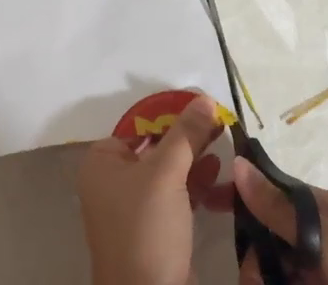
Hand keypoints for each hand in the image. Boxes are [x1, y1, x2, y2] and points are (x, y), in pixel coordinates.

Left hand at [77, 92, 224, 284]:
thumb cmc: (146, 226)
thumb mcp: (166, 173)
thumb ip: (186, 134)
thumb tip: (203, 97)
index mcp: (101, 163)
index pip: (138, 127)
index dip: (169, 115)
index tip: (202, 107)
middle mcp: (113, 183)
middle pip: (155, 148)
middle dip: (188, 138)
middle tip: (221, 123)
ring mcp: (134, 209)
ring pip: (169, 174)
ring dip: (196, 160)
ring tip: (226, 143)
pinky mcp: (156, 231)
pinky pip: (177, 198)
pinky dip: (197, 186)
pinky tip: (221, 176)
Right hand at [232, 157, 327, 284]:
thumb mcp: (326, 240)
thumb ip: (280, 207)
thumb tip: (237, 162)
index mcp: (323, 209)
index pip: (273, 188)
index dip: (243, 193)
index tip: (212, 201)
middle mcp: (314, 234)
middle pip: (262, 229)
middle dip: (252, 250)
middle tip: (255, 275)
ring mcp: (309, 268)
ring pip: (263, 262)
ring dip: (257, 276)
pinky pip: (269, 280)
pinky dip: (262, 283)